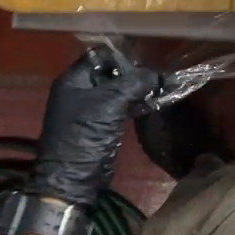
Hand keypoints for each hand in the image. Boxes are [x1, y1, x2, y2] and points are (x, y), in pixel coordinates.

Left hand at [28, 47, 159, 208]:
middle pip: (111, 72)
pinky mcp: (101, 125)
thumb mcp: (110, 103)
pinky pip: (120, 107)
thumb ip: (134, 83)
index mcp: (73, 79)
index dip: (123, 56)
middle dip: (134, 73)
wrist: (73, 178)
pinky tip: (154, 103)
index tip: (147, 60)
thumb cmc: (86, 134)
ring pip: (118, 90)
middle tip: (158, 75)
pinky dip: (136, 104)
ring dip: (138, 90)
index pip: (100, 55)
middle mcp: (80, 90)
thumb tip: (157, 75)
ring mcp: (90, 109)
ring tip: (161, 88)